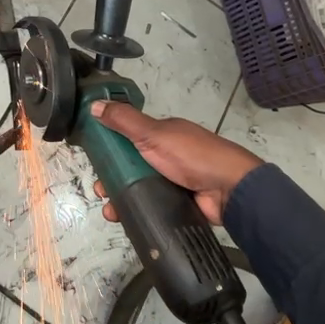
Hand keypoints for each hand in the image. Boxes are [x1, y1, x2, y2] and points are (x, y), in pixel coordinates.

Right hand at [89, 101, 262, 224]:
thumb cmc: (191, 155)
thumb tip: (94, 105)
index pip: (129, 137)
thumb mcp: (153, 133)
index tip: (94, 160)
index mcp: (163, 134)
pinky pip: (152, 205)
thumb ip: (124, 120)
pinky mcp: (179, 203)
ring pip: (140, 188)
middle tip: (100, 190)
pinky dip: (137, 211)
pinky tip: (124, 218)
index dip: (110, 147)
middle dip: (112, 177)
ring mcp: (174, 180)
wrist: (230, 191)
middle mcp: (168, 156)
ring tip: (110, 211)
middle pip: (132, 165)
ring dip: (121, 198)